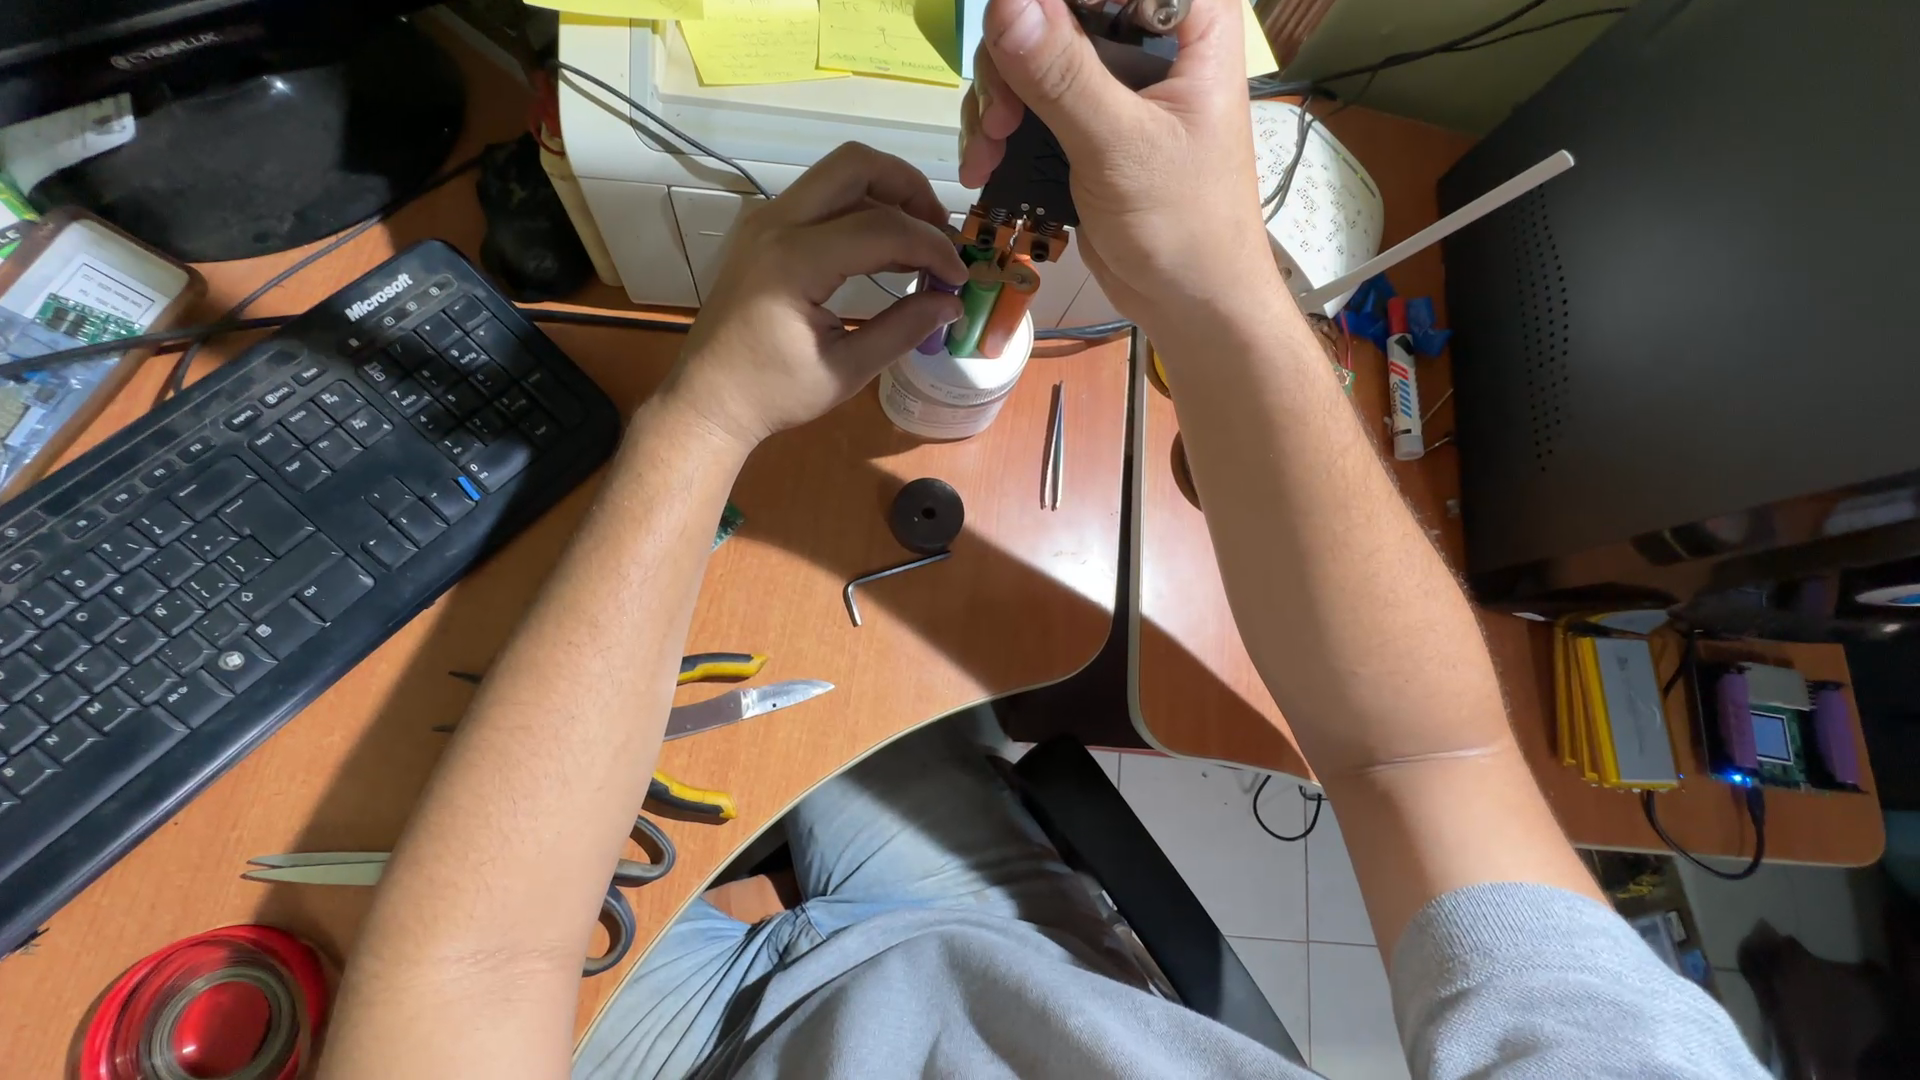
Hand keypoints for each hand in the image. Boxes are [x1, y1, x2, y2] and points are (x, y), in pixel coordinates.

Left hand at [662, 143, 966, 448]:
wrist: (710, 399)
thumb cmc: (774, 393)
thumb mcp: (845, 370)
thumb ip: (902, 330)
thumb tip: (951, 304)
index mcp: (794, 261)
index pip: (882, 228)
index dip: (932, 248)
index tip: (959, 278)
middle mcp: (776, 224)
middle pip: (856, 165)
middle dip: (910, 189)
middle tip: (941, 232)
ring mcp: (764, 220)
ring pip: (837, 174)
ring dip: (886, 194)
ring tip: (920, 242)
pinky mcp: (763, 230)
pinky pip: (820, 197)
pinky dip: (860, 209)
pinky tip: (884, 251)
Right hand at [959, 0, 1276, 329]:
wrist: (1189, 301)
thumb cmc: (1183, 224)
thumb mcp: (1122, 146)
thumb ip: (1063, 74)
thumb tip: (1004, 2)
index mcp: (1186, 15)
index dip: (1046, 6)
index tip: (1009, 41)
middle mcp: (1147, 36)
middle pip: (1054, 10)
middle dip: (1011, 60)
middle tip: (999, 125)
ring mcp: (1112, 83)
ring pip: (1029, 56)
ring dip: (995, 102)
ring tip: (987, 156)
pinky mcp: (1083, 127)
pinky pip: (1027, 105)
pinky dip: (999, 133)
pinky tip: (985, 167)